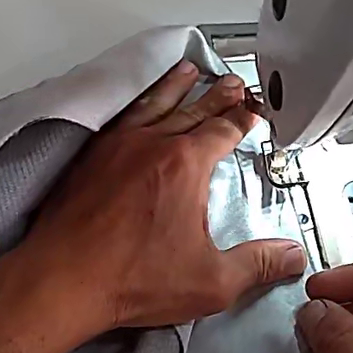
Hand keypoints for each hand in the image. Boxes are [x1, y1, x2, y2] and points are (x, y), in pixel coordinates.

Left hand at [15, 60, 305, 333]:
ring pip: (152, 104)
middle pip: (192, 109)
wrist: (63, 279)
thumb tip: (290, 256)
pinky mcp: (88, 158)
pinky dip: (134, 103)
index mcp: (185, 165)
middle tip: (230, 82)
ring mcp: (115, 147)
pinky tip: (134, 106)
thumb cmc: (129, 278)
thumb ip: (256, 265)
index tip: (253, 111)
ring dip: (173, 86)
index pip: (223, 130)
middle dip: (216, 95)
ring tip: (186, 71)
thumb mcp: (210, 281)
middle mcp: (150, 145)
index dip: (243, 119)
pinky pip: (118, 118)